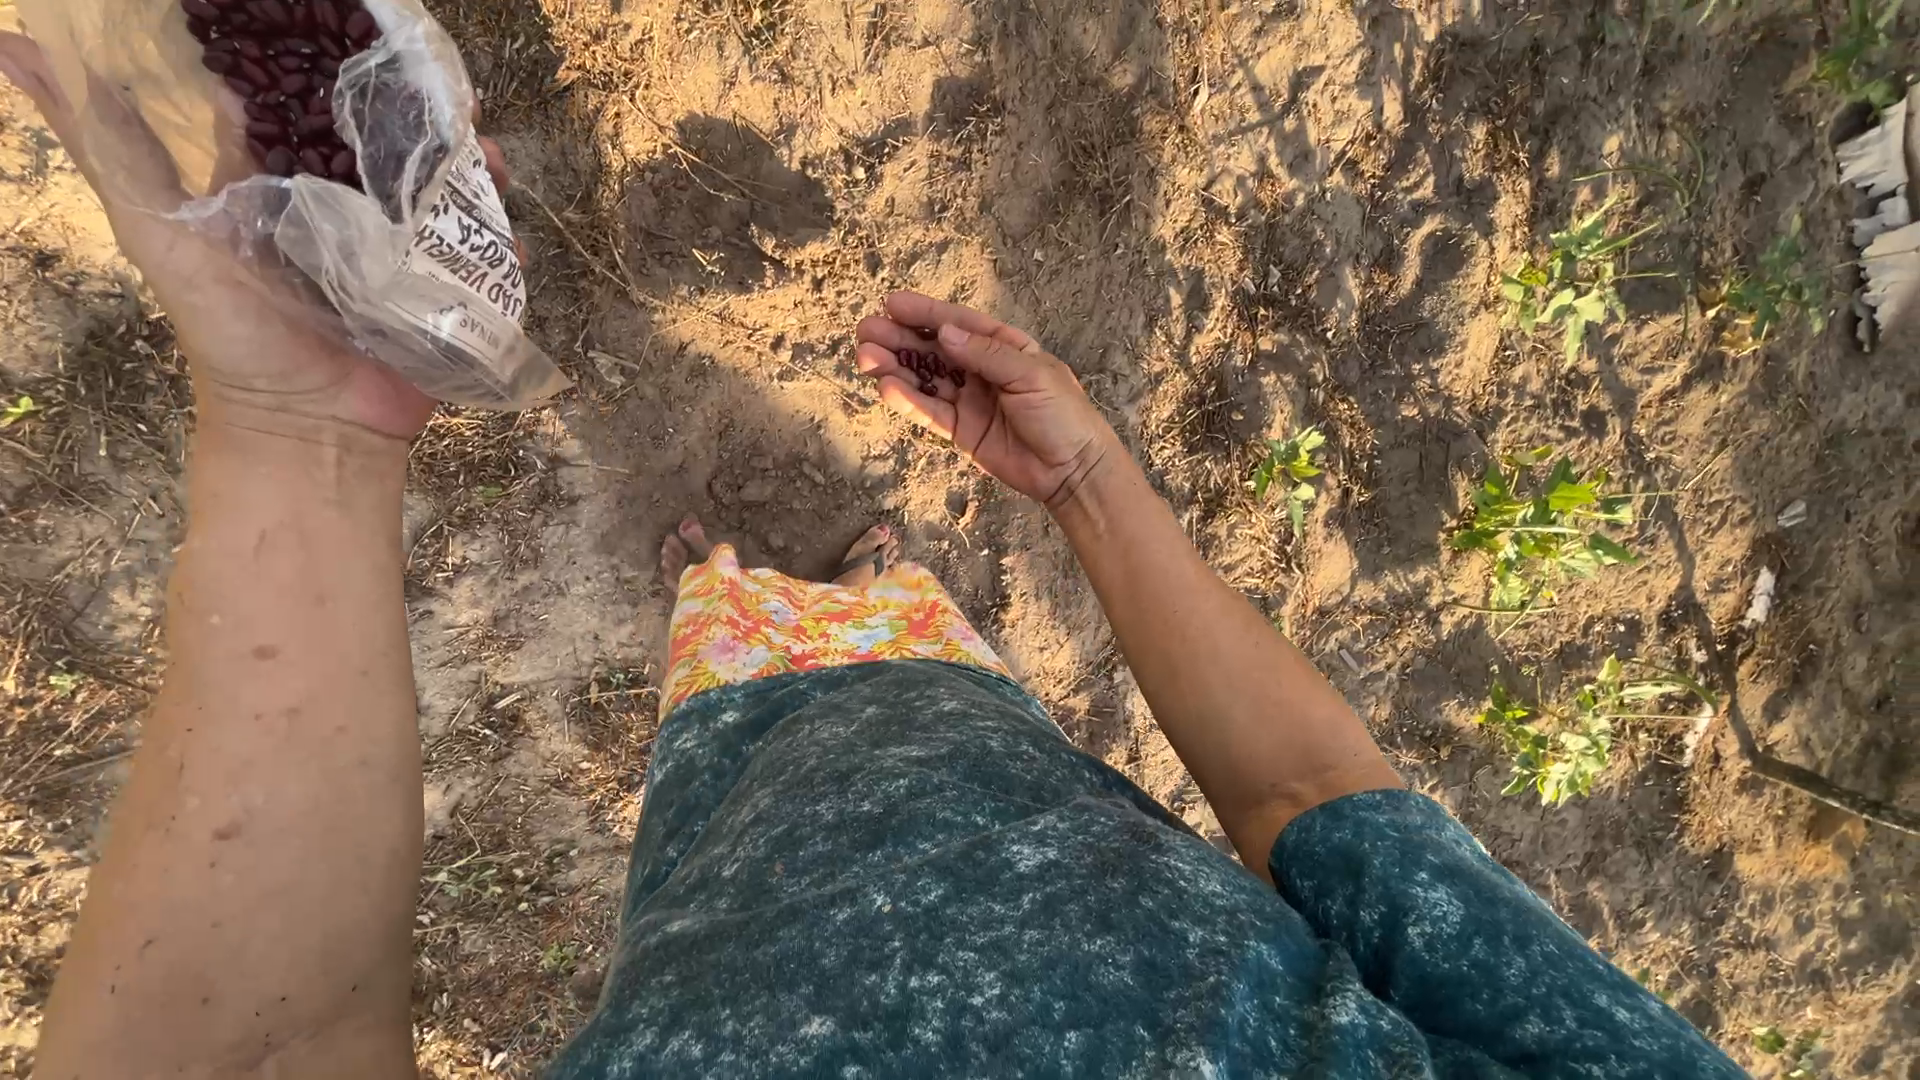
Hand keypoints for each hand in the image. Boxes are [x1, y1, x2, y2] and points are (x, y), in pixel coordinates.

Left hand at [0, 32, 513, 441]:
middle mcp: (348, 217)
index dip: (340, 76)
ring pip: (446, 204)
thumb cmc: (235, 334)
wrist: (312, 425)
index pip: (311, 114)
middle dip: (432, 127)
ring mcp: (403, 261)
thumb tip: (24, 43)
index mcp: (281, 188)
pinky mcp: (442, 301)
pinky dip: (502, 253)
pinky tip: (514, 245)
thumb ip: (115, 148)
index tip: (375, 47)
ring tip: (497, 166)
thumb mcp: (162, 232)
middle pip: (394, 155)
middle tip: (465, 109)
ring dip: (477, 182)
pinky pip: (478, 267)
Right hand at [856, 291, 1122, 510]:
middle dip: (898, 339)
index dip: (924, 313)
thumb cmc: (1063, 414)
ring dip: (895, 368)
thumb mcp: (1031, 375)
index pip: (958, 324)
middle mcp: (981, 370)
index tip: (890, 304)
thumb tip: (944, 333)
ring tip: (865, 358)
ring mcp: (969, 401)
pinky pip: (930, 412)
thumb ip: (986, 354)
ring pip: (925, 379)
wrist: (1072, 469)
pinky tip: (886, 388)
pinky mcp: (961, 431)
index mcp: (1004, 347)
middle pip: (933, 350)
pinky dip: (908, 401)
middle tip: (865, 332)